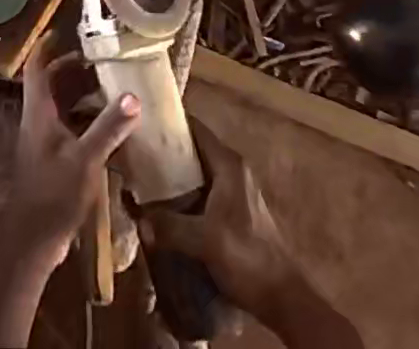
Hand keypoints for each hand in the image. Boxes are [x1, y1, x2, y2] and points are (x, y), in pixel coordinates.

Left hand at [0, 48, 141, 270]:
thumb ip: (108, 128)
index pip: (37, 68)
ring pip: (61, 106)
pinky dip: (86, 118)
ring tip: (110, 83)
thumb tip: (133, 96)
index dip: (45, 46)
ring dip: (81, 93)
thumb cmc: (52, 195)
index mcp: (39, 113)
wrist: (31, 243)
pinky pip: (69, 126)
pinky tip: (108, 124)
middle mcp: (38, 122)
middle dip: (72, 68)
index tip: (60, 29)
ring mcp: (44, 142)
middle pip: (51, 84)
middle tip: (99, 56)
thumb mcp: (85, 159)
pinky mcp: (53, 161)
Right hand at [138, 121, 301, 324]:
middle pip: (194, 149)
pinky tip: (163, 207)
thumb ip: (170, 227)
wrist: (282, 295)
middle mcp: (232, 170)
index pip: (196, 129)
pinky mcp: (233, 210)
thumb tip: (139, 220)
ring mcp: (234, 190)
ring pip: (197, 172)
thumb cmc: (247, 257)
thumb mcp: (205, 240)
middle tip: (135, 153)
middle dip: (166, 150)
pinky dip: (182, 193)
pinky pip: (201, 190)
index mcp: (228, 164)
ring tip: (141, 178)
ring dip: (173, 175)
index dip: (170, 123)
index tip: (144, 123)